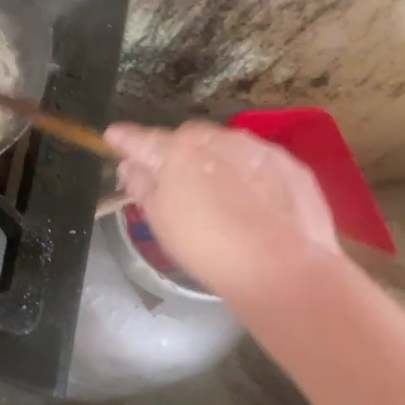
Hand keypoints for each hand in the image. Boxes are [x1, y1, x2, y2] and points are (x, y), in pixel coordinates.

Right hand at [103, 121, 344, 300]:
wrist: (282, 268)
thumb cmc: (206, 246)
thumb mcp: (159, 220)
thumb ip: (142, 186)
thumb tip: (132, 166)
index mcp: (177, 150)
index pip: (141, 140)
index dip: (124, 140)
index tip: (113, 136)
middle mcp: (217, 139)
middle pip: (186, 140)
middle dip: (176, 155)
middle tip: (172, 184)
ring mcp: (258, 149)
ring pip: (224, 148)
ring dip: (214, 164)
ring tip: (216, 197)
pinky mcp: (291, 165)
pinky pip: (257, 163)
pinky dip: (247, 176)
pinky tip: (250, 204)